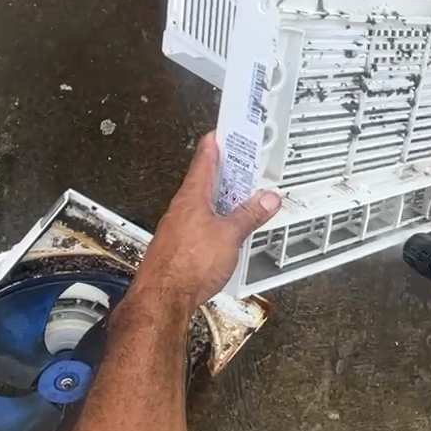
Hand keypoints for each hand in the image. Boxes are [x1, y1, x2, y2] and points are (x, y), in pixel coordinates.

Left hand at [132, 133, 280, 311]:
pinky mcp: (179, 247)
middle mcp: (182, 209)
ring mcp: (179, 228)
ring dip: (223, 199)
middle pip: (205, 182)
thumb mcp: (230, 235)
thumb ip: (250, 215)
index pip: (204, 160)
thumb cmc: (187, 265)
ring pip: (203, 205)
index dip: (215, 144)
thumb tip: (267, 199)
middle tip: (243, 165)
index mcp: (192, 197)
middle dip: (226, 173)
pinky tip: (226, 231)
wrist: (163, 298)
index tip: (221, 132)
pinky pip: (201, 224)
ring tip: (243, 200)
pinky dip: (216, 220)